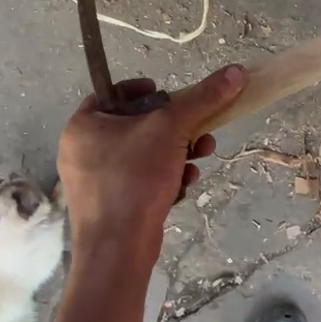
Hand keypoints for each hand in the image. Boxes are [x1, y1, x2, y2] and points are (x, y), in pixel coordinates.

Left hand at [57, 65, 244, 248]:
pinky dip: (167, 175)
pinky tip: (186, 183)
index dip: (147, 90)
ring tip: (201, 155)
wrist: (118, 250)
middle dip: (177, 126)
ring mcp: (96, 180)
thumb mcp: (173, 129)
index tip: (172, 96)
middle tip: (199, 130)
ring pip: (146, 151)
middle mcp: (83, 150)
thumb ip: (204, 97)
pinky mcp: (112, 204)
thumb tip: (236, 71)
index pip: (115, 92)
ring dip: (179, 150)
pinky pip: (143, 177)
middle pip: (139, 122)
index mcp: (83, 126)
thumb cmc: (134, 179)